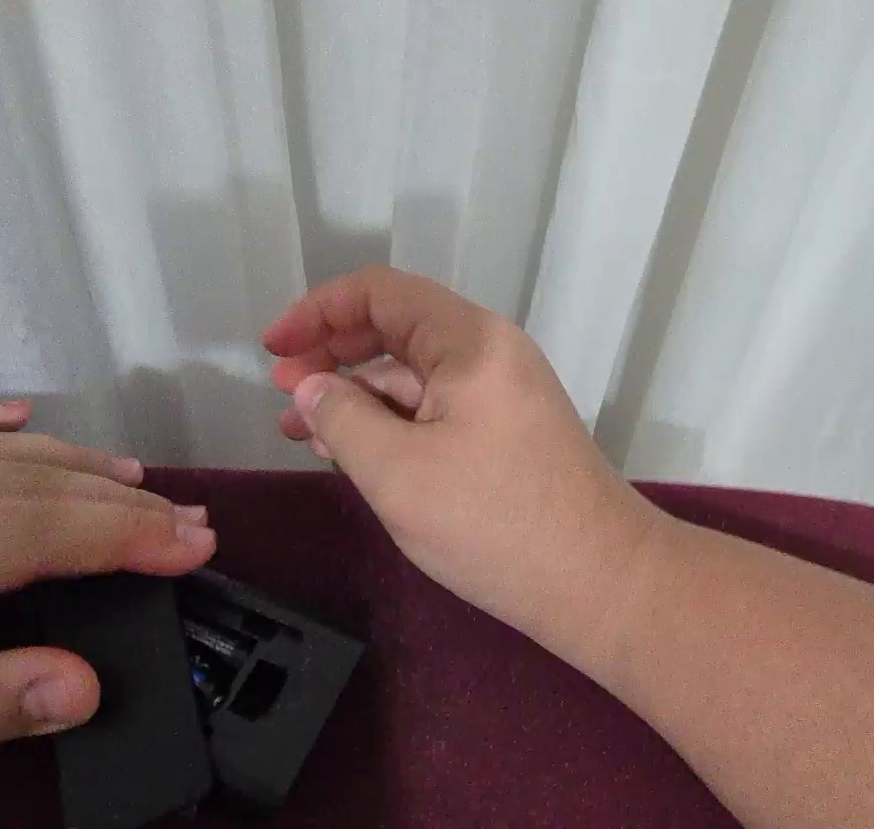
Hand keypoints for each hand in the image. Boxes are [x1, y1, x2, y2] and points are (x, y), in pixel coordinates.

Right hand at [264, 267, 666, 650]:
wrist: (602, 580)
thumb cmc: (496, 523)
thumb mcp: (398, 473)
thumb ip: (343, 419)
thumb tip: (311, 386)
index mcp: (469, 340)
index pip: (381, 292)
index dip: (318, 310)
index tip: (272, 348)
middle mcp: (490, 350)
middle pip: (397, 327)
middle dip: (333, 353)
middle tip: (283, 393)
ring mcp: (502, 389)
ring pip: (415, 372)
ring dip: (358, 392)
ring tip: (303, 429)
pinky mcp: (507, 427)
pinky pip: (438, 405)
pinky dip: (393, 419)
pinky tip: (356, 448)